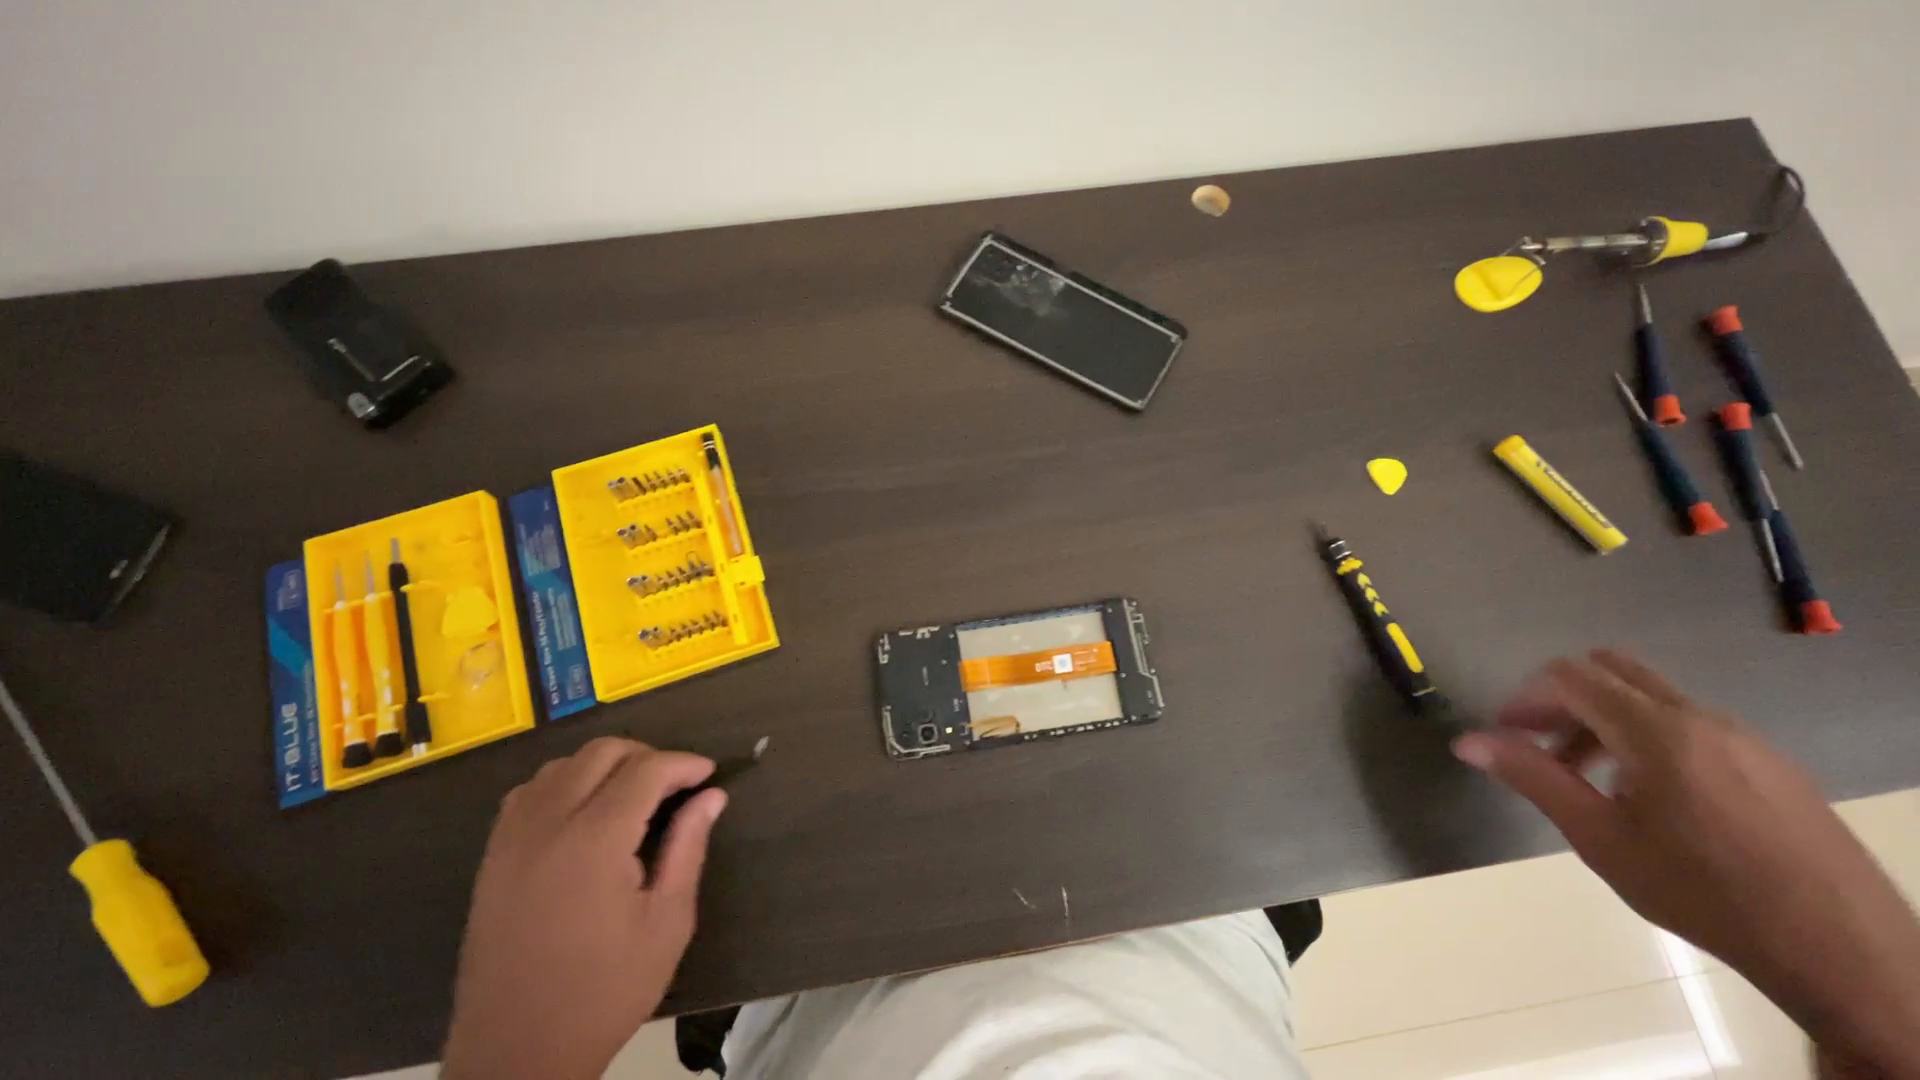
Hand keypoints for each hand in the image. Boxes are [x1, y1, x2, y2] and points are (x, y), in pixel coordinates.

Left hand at [442, 738, 726, 1079]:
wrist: (516, 1053)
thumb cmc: (604, 992)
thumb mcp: (666, 924)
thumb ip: (688, 849)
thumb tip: (711, 796)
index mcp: (594, 841)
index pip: (645, 770)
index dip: (683, 764)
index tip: (710, 774)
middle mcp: (548, 824)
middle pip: (601, 753)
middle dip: (647, 756)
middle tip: (676, 786)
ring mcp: (512, 838)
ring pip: (562, 764)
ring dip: (604, 766)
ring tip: (634, 797)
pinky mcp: (492, 856)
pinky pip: (529, 792)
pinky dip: (564, 783)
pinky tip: (584, 813)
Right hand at [1453, 650, 1919, 1073]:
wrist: (1841, 948)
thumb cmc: (1701, 892)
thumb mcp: (1599, 838)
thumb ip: (1533, 777)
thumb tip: (1468, 740)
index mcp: (1656, 731)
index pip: (1571, 676)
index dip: (1525, 696)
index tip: (1504, 734)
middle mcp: (1700, 717)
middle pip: (1611, 670)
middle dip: (1562, 698)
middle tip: (1540, 744)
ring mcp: (1743, 736)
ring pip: (1651, 696)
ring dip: (1603, 719)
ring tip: (1590, 779)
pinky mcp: (1770, 761)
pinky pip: (1690, 723)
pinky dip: (1648, 736)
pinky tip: (1651, 797)